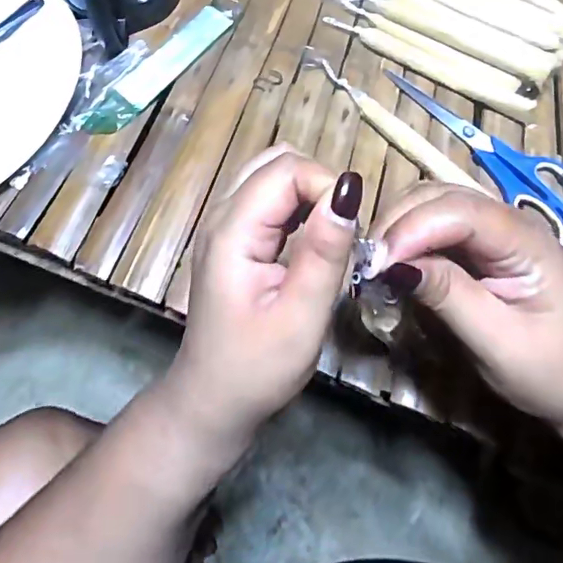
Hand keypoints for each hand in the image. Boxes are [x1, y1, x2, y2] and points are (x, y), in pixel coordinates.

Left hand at [167, 146, 360, 442]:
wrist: (212, 401)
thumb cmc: (256, 368)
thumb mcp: (301, 318)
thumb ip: (324, 252)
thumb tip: (349, 191)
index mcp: (232, 230)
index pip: (287, 168)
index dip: (326, 186)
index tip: (350, 230)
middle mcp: (223, 213)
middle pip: (278, 160)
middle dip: (320, 183)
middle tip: (342, 232)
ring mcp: (225, 220)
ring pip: (274, 171)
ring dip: (310, 191)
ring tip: (329, 235)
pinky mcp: (235, 232)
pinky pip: (270, 194)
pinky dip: (299, 203)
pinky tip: (311, 238)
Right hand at [368, 185, 562, 443]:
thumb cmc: (552, 372)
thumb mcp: (501, 344)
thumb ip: (451, 298)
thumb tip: (395, 266)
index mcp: (525, 239)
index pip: (461, 211)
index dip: (414, 228)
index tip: (378, 263)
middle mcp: (508, 219)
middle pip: (441, 195)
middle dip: (399, 222)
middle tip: (367, 265)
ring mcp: (493, 227)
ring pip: (433, 202)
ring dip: (399, 225)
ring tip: (375, 264)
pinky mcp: (479, 243)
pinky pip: (435, 224)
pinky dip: (408, 237)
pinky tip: (394, 262)